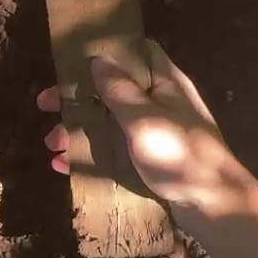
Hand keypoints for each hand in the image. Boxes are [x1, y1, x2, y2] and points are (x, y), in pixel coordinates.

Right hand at [38, 40, 240, 211]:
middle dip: (78, 99)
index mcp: (164, 83)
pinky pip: (112, 151)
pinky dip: (88, 155)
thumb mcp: (143, 118)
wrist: (211, 205)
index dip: (106, 52)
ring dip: (77, 130)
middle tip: (46, 105)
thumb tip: (97, 59)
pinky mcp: (147, 159)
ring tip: (52, 144)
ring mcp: (153, 133)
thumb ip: (119, 88)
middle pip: (112, 90)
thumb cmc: (179, 154)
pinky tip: (63, 164)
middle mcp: (158, 103)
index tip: (73, 59)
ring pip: (107, 122)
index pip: (136, 52)